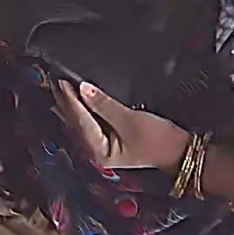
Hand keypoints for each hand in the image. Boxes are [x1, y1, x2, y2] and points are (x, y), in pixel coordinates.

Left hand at [56, 81, 189, 170]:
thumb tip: (83, 88)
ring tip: (57, 92)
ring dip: (69, 107)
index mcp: (98, 150)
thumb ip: (104, 105)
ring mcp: (100, 147)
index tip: (62, 82)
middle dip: (65, 103)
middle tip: (53, 82)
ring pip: (80, 123)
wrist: (179, 152)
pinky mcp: (107, 142)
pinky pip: (87, 124)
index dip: (70, 100)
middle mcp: (94, 151)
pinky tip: (72, 107)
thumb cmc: (157, 139)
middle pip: (76, 122)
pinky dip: (79, 113)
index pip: (80, 119)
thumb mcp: (130, 120)